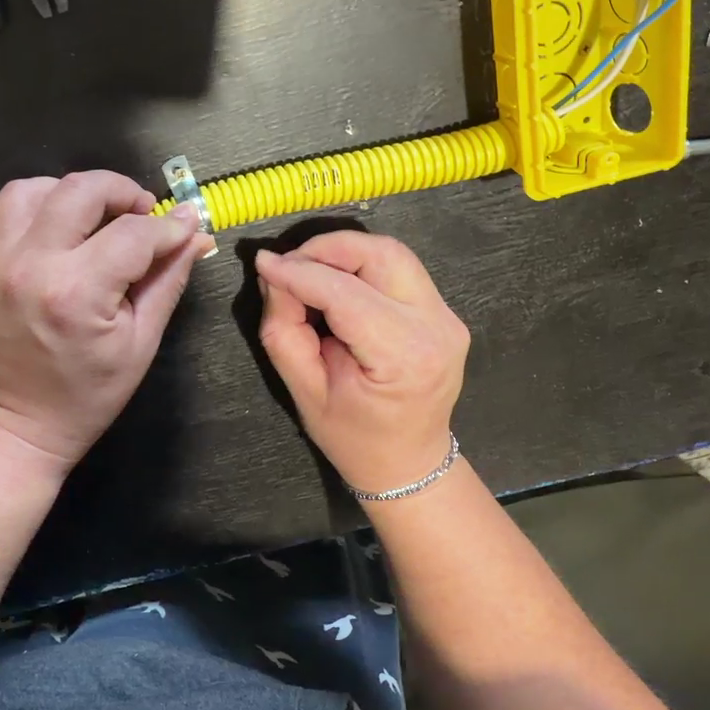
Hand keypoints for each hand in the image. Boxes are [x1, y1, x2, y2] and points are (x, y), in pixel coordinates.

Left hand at [0, 171, 215, 466]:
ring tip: (87, 216)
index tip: (181, 228)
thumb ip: (167, 279)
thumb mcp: (142, 341)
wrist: (19, 424)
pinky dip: (22, 214)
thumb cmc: (88, 392)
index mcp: (77, 292)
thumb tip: (193, 229)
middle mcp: (29, 266)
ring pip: (28, 190)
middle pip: (78, 190)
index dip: (166, 226)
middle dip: (119, 190)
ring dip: (65, 194)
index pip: (133, 233)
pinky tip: (44, 234)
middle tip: (137, 211)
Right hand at [254, 232, 468, 491]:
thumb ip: (284, 330)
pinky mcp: (443, 311)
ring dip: (344, 253)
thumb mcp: (303, 391)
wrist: (409, 462)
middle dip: (327, 248)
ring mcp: (447, 316)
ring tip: (307, 271)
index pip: (344, 292)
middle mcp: (435, 327)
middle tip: (288, 264)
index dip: (298, 271)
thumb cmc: (352, 437)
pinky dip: (360, 265)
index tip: (262, 261)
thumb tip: (273, 275)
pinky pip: (399, 269)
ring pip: (392, 253)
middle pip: (380, 254)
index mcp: (403, 356)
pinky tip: (334, 283)